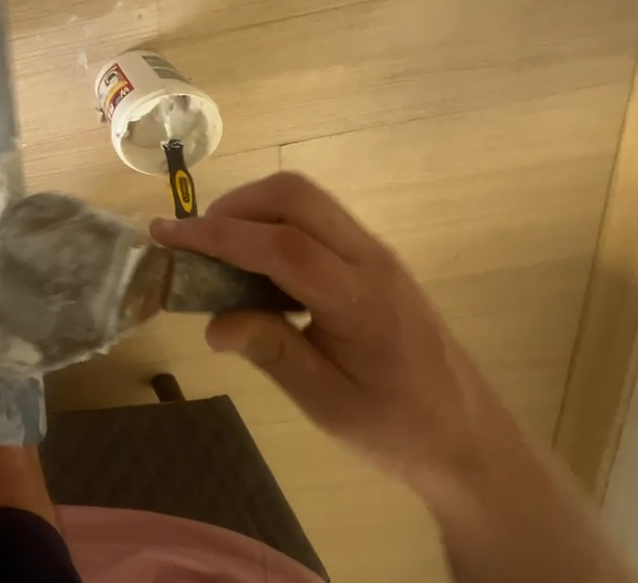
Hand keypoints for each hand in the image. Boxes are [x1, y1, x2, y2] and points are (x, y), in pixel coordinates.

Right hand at [150, 172, 515, 495]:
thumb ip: (270, 352)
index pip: (282, 246)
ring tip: (219, 250)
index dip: (217, 235)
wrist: (472, 440)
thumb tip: (212, 324)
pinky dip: (270, 220)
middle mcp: (372, 262)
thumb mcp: (325, 404)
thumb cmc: (396, 428)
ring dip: (250, 209)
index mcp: (363, 303)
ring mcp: (376, 254)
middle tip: (196, 242)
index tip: (165, 235)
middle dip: (232, 207)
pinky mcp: (372, 256)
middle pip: (295, 196)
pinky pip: (313, 214)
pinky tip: (255, 262)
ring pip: (304, 197)